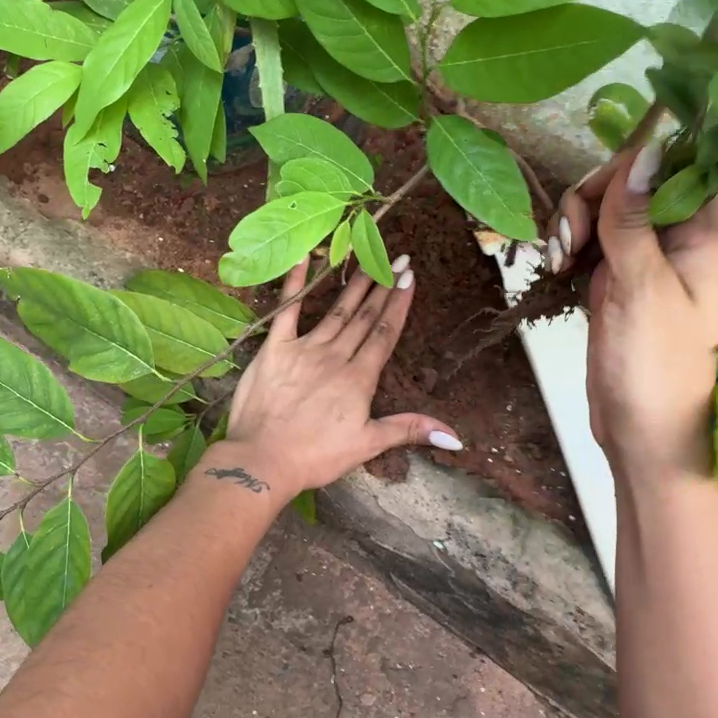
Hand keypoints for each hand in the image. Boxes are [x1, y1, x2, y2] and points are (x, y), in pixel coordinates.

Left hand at [215, 255, 461, 497]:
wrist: (263, 460)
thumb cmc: (316, 457)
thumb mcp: (367, 445)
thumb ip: (408, 430)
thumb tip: (454, 437)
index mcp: (359, 379)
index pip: (385, 333)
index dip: (399, 304)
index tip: (410, 277)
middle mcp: (335, 357)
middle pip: (364, 317)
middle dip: (383, 286)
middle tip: (398, 258)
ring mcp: (303, 349)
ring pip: (336, 311)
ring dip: (354, 284)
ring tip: (369, 256)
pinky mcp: (273, 349)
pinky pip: (286, 310)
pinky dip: (295, 284)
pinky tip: (306, 259)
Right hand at [547, 141, 717, 478]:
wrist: (639, 431)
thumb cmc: (653, 365)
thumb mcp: (643, 288)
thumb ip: (636, 220)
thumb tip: (645, 148)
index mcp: (699, 235)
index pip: (674, 165)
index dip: (635, 165)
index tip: (602, 197)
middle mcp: (673, 240)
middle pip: (629, 182)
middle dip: (591, 199)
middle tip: (571, 242)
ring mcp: (640, 260)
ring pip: (603, 210)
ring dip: (573, 223)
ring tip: (560, 261)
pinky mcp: (612, 281)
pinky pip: (588, 242)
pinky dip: (568, 246)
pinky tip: (557, 268)